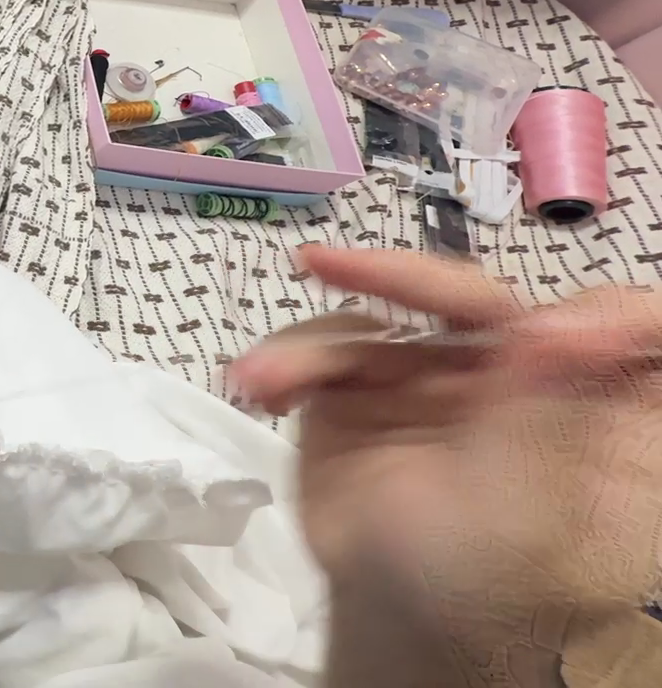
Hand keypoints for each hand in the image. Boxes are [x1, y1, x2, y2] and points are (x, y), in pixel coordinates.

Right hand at [230, 246, 661, 678]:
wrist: (388, 614)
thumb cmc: (479, 583)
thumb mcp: (520, 512)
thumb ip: (537, 418)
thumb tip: (555, 328)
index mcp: (591, 410)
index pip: (621, 328)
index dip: (587, 315)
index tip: (532, 335)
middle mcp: (512, 380)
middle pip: (470, 300)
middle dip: (397, 277)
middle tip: (325, 266)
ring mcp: (426, 379)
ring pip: (372, 321)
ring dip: (305, 347)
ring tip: (261, 380)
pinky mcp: (355, 387)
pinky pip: (316, 351)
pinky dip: (281, 363)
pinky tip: (257, 387)